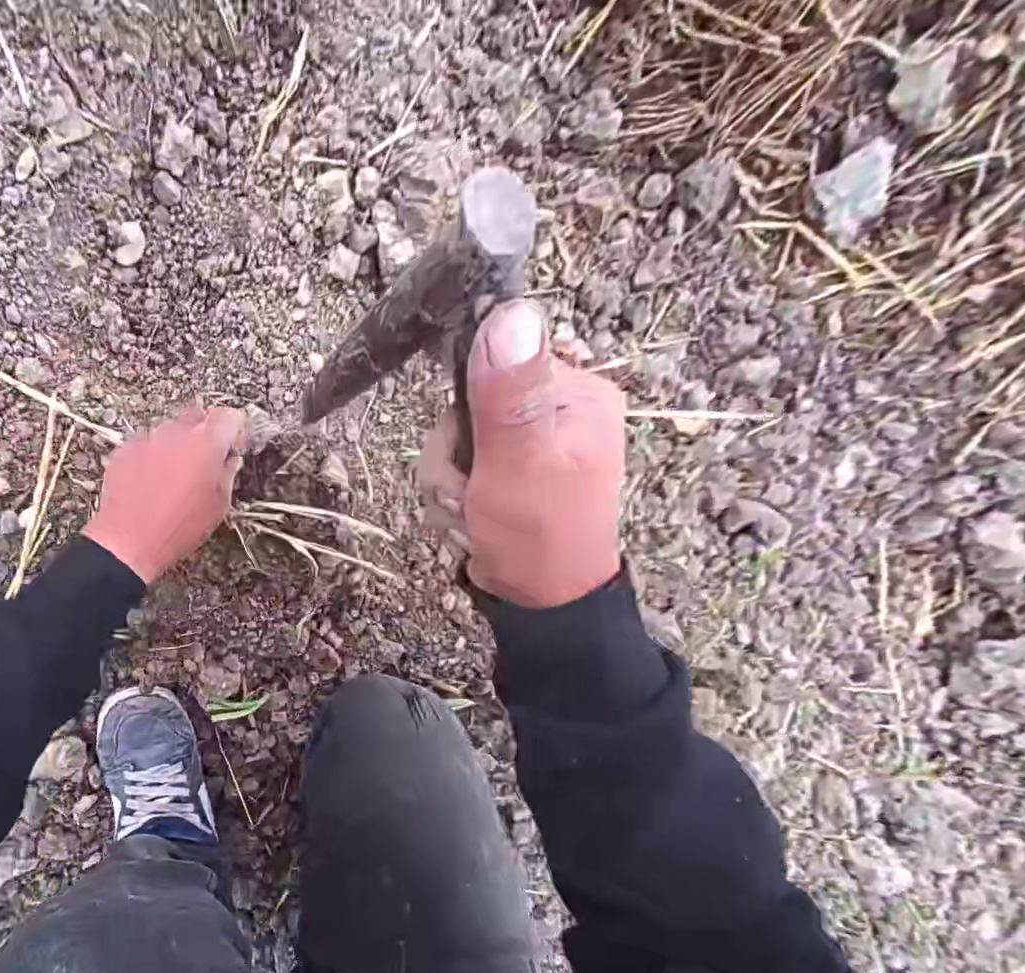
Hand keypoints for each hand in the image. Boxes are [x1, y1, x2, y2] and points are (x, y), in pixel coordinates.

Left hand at [83, 406, 247, 582]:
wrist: (129, 541)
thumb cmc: (180, 528)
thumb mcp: (218, 506)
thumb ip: (227, 474)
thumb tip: (230, 460)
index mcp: (207, 444)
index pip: (228, 417)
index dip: (234, 430)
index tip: (233, 446)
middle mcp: (177, 433)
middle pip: (197, 415)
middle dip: (205, 431)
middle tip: (205, 458)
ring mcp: (148, 438)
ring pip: (170, 430)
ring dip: (177, 445)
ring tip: (175, 476)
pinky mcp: (125, 449)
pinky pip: (146, 443)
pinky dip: (153, 455)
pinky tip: (152, 481)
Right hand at [421, 300, 624, 608]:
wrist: (540, 606)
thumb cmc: (539, 541)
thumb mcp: (521, 467)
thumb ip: (509, 398)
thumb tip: (507, 314)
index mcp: (576, 395)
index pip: (495, 362)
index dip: (466, 406)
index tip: (471, 450)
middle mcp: (555, 410)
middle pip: (465, 404)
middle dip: (453, 458)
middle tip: (471, 495)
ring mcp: (529, 442)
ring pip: (452, 440)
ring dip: (448, 483)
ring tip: (472, 515)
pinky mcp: (508, 468)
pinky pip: (455, 466)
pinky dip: (452, 496)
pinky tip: (471, 521)